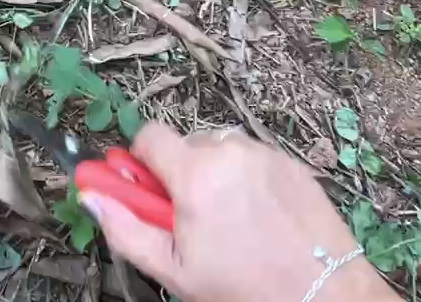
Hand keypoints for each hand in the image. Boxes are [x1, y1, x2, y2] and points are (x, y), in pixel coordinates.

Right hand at [84, 124, 398, 301]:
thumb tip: (90, 193)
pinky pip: (251, 157)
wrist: (330, 301)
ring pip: (218, 149)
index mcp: (194, 174)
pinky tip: (261, 218)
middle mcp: (226, 150)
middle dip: (181, 173)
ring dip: (214, 174)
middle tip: (196, 219)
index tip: (151, 192)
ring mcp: (262, 152)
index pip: (148, 136)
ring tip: (234, 221)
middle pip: (184, 144)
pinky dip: (246, 179)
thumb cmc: (246, 291)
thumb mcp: (177, 273)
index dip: (143, 162)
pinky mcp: (289, 161)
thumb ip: (125, 229)